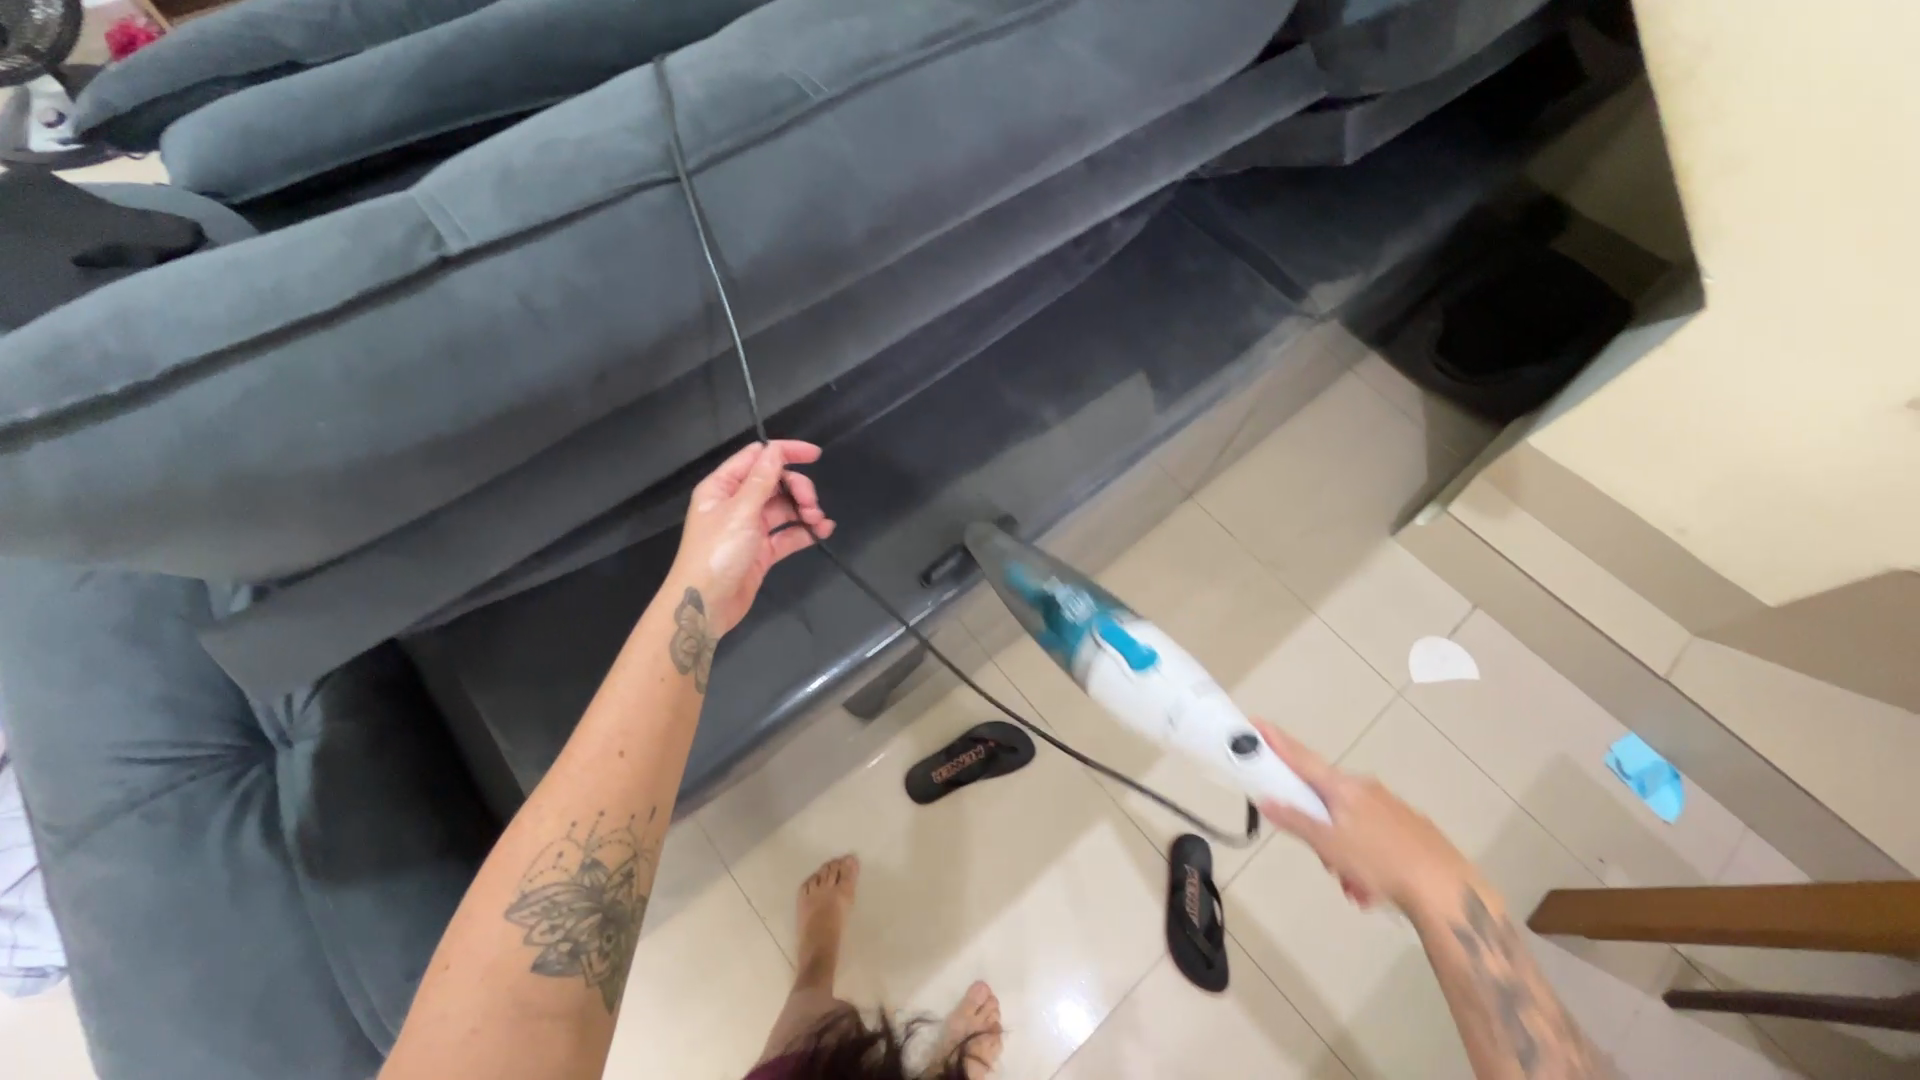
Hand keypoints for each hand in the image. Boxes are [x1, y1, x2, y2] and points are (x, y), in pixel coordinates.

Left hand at [672, 440, 834, 637]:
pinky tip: (822, 532)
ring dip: (804, 510)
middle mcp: (736, 503)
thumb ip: (762, 479)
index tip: (815, 455)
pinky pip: (788, 534)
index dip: (785, 452)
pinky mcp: (762, 551)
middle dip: (798, 488)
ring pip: (784, 508)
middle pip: (775, 482)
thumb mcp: (740, 511)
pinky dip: (805, 531)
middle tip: (812, 505)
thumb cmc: (716, 553)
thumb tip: (776, 450)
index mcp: (723, 487)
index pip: (757, 457)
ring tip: (818, 521)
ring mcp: (750, 528)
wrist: (705, 605)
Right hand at [1253, 720, 1479, 914]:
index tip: (1257, 723)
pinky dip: (1365, 860)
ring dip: (1342, 854)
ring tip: (1355, 886)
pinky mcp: (1409, 827)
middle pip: (1324, 800)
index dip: (1277, 742)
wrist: (1446, 890)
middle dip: (1318, 830)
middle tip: (1323, 859)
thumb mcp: (1329, 845)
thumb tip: (1265, 798)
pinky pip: (1372, 838)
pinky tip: (1374, 888)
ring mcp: (1390, 806)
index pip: (1300, 758)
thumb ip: (1295, 821)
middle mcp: (1365, 788)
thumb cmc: (1380, 862)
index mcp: (1342, 787)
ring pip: (1348, 824)